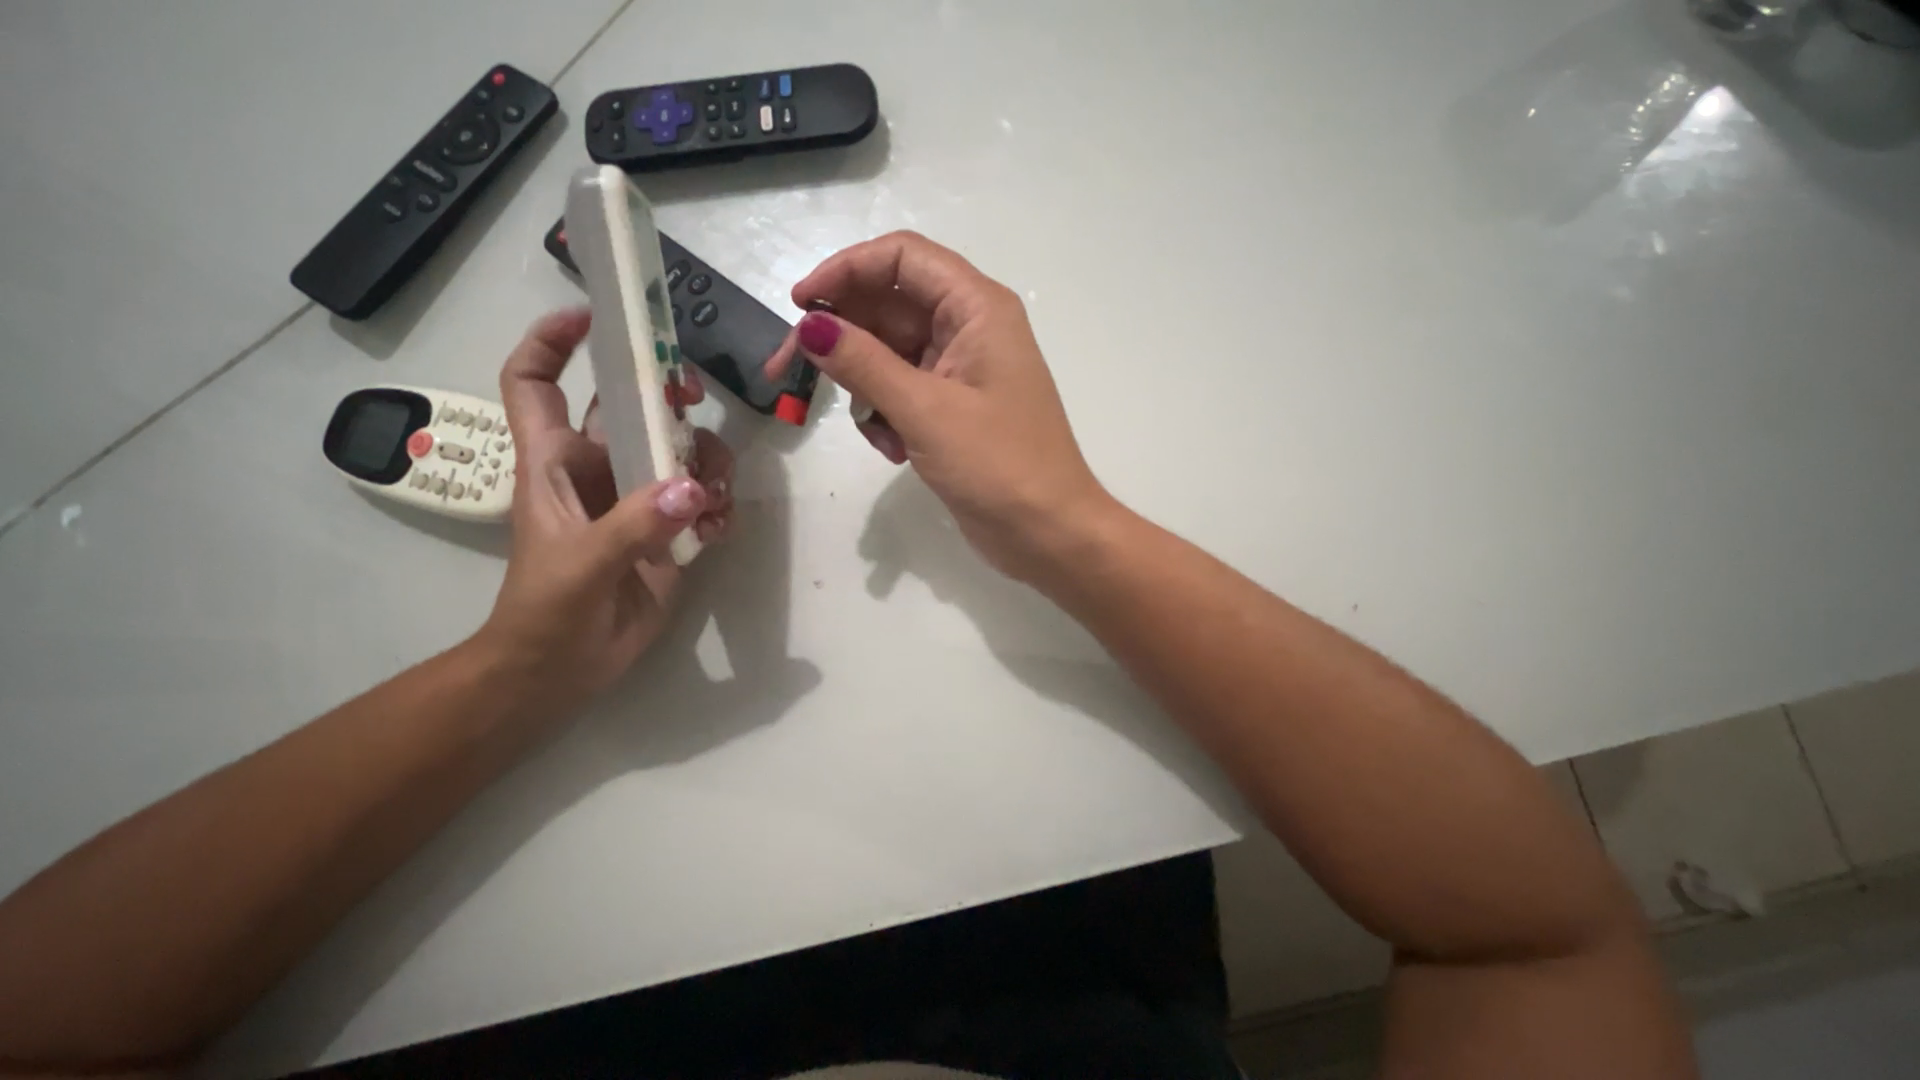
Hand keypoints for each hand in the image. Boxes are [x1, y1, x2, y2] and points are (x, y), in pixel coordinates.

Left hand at [476, 308, 734, 710]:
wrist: (559, 673)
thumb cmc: (545, 612)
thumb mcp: (583, 564)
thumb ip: (635, 524)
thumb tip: (692, 489)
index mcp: (554, 461)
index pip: (535, 382)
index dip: (552, 342)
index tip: (592, 316)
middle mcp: (597, 470)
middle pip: (632, 407)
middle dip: (666, 396)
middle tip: (695, 401)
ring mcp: (635, 502)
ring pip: (677, 452)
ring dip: (705, 460)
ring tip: (715, 493)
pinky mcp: (666, 534)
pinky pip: (702, 500)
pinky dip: (718, 507)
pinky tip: (720, 530)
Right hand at [765, 231, 1112, 581]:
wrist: (1048, 532)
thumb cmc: (998, 465)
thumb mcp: (925, 410)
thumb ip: (863, 363)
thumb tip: (810, 324)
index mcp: (976, 307)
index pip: (900, 257)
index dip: (845, 270)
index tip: (798, 305)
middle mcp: (968, 326)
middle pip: (886, 304)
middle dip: (839, 336)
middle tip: (786, 371)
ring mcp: (960, 368)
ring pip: (886, 351)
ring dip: (864, 386)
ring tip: (875, 430)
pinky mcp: (951, 406)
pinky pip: (899, 389)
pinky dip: (885, 414)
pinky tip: (894, 449)